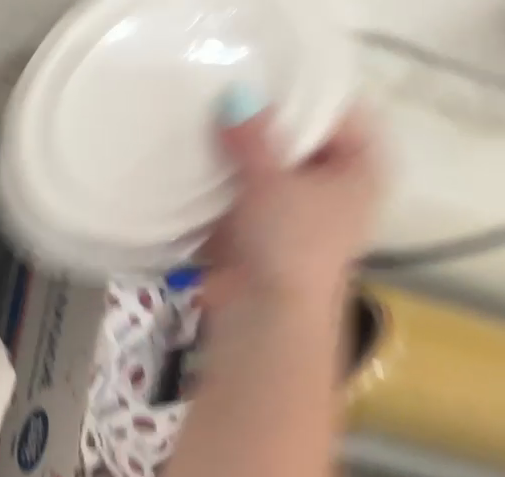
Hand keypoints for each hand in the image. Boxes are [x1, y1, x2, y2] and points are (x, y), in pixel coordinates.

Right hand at [204, 95, 381, 311]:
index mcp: (362, 166)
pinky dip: (212, 204)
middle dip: (253, 140)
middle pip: (292, 150)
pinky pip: (233, 212)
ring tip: (194, 151)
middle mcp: (334, 190)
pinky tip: (186, 190)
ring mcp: (293, 220)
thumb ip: (251, 141)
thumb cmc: (288, 240)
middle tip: (213, 119)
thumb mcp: (271, 181)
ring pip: (258, 183)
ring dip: (228, 174)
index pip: (333, 115)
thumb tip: (233, 97)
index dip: (293, 102)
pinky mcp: (256, 244)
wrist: (264, 311)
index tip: (250, 92)